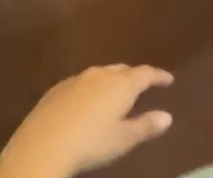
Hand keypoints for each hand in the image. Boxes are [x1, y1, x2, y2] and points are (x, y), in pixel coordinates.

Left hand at [0, 64, 174, 177]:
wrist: (44, 144)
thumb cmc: (91, 143)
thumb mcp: (123, 139)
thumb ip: (146, 126)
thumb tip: (167, 116)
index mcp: (120, 84)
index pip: (144, 74)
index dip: (158, 75)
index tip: (168, 78)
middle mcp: (100, 74)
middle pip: (122, 70)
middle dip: (134, 75)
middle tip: (144, 84)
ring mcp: (77, 78)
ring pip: (102, 73)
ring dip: (113, 79)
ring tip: (118, 90)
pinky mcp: (59, 87)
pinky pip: (83, 81)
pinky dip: (92, 87)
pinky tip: (89, 99)